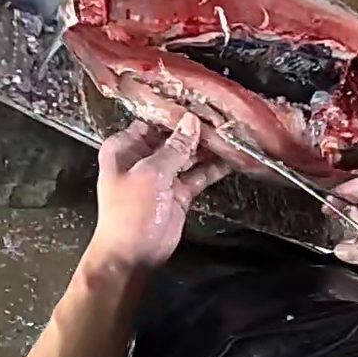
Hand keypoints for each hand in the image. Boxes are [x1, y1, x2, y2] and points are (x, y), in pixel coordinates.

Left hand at [85, 115, 230, 275]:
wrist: (133, 253)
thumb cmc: (130, 211)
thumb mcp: (150, 173)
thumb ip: (174, 148)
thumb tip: (192, 122)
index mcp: (125, 148)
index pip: (152, 121)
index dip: (176, 113)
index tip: (201, 102)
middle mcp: (143, 158)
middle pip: (173, 137)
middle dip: (196, 130)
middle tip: (223, 116)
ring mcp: (163, 176)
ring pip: (189, 156)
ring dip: (208, 148)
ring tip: (232, 134)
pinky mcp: (179, 193)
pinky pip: (198, 176)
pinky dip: (213, 169)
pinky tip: (231, 158)